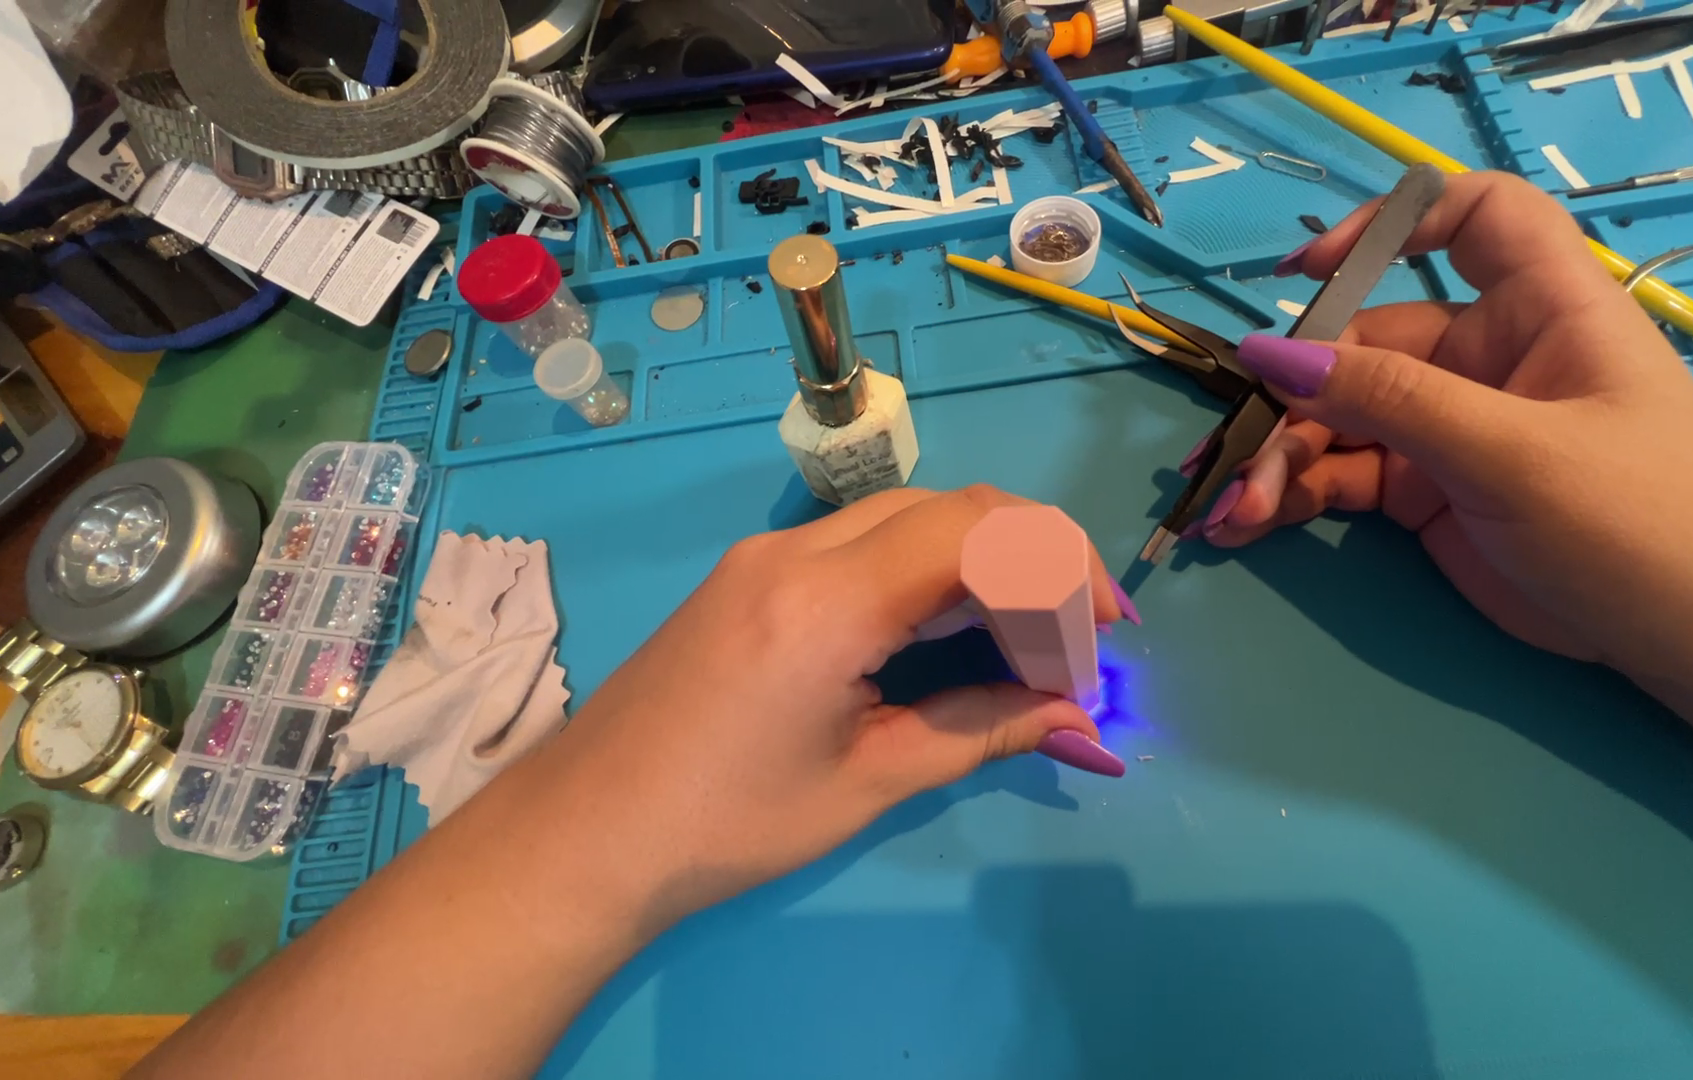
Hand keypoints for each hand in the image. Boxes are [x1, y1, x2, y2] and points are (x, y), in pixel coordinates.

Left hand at [542, 485, 1129, 931]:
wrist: (584, 832)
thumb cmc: (727, 823)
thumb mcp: (872, 779)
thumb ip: (985, 730)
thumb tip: (1085, 725)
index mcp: (829, 599)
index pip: (977, 530)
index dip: (1060, 562)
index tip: (1108, 624)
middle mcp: (799, 548)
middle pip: (950, 508)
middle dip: (1033, 555)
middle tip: (1078, 631)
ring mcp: (771, 552)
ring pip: (909, 517)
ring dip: (983, 559)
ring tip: (1026, 631)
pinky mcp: (757, 570)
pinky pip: (864, 542)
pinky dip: (929, 570)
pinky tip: (950, 624)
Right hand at [1194, 171, 1692, 671]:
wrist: (1676, 641)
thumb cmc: (1634, 521)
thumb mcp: (1509, 452)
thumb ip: (1389, 399)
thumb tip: (1272, 356)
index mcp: (1536, 311)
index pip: (1474, 219)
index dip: (1391, 226)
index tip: (1305, 274)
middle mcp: (1477, 359)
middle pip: (1357, 350)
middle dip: (1288, 407)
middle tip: (1235, 465)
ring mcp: (1437, 427)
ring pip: (1330, 422)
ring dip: (1273, 465)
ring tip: (1233, 514)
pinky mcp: (1411, 488)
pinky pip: (1330, 478)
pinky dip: (1285, 499)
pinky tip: (1242, 526)